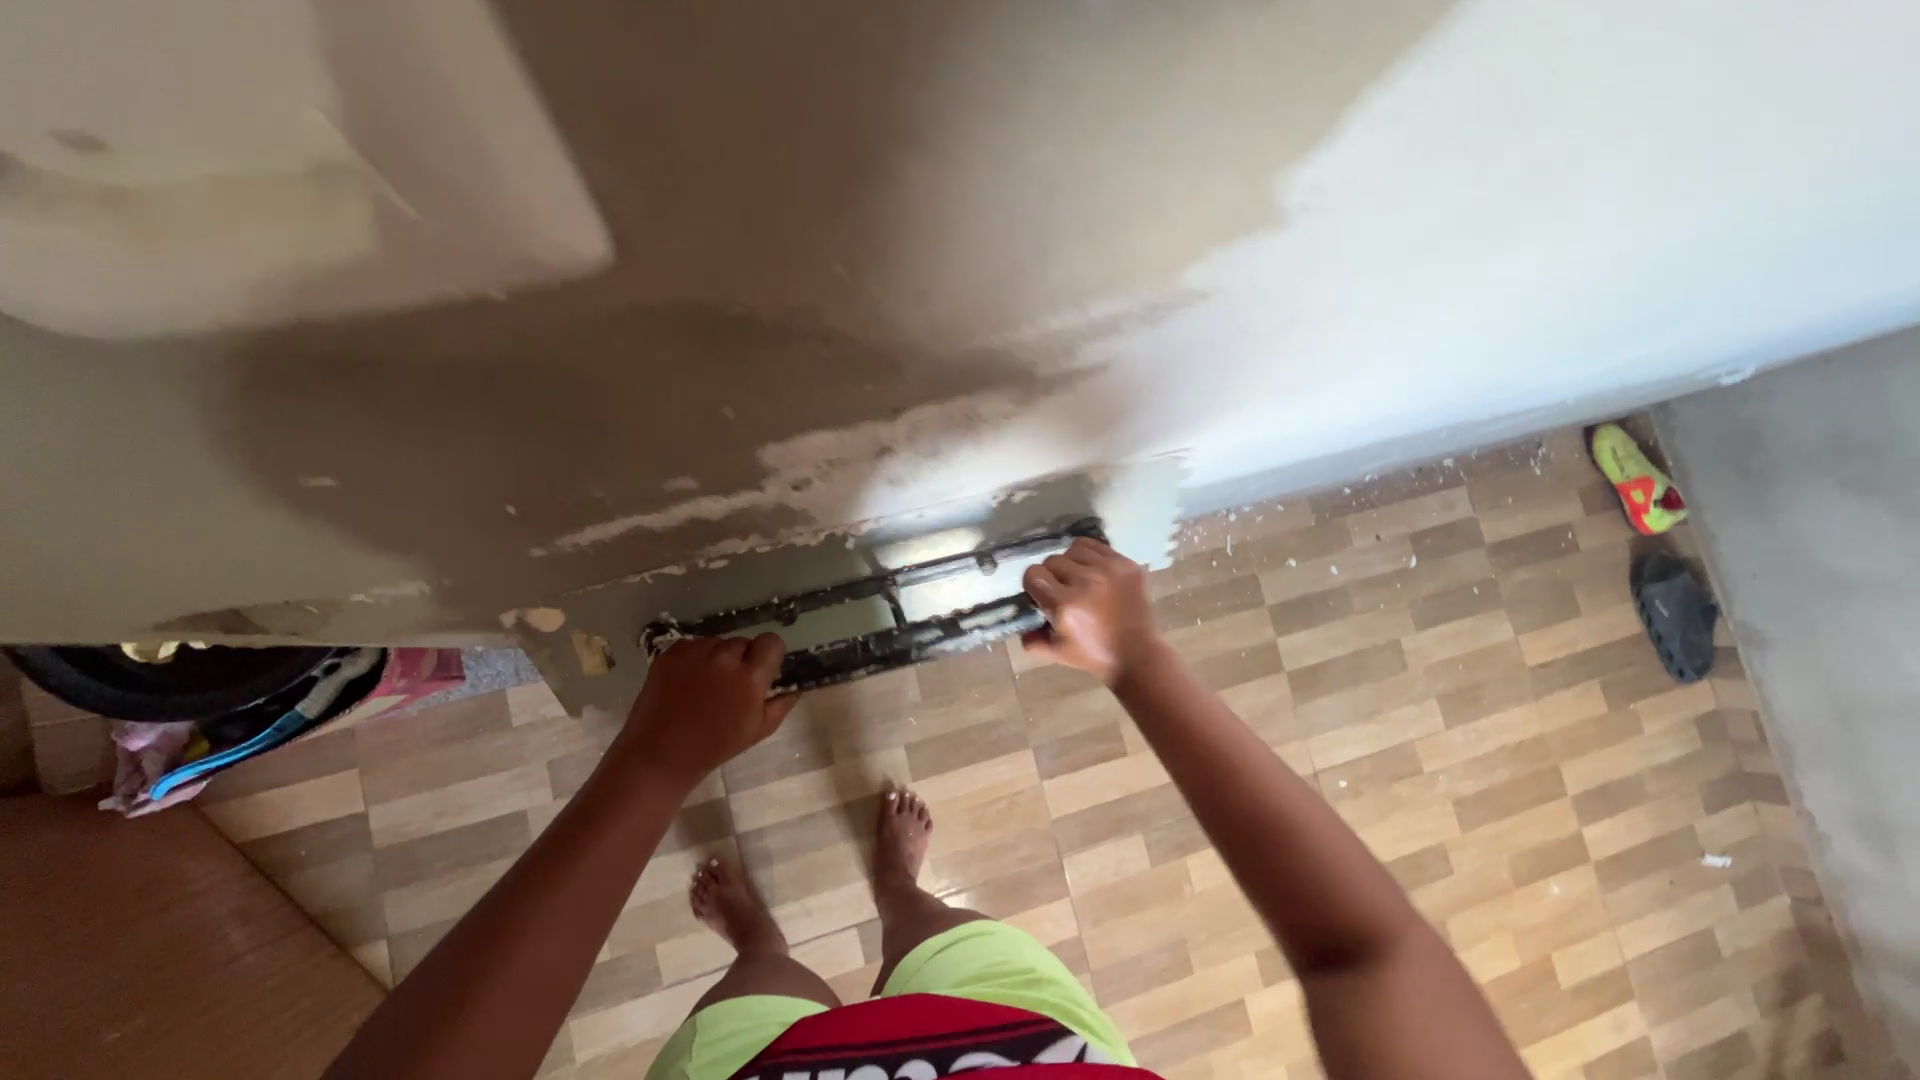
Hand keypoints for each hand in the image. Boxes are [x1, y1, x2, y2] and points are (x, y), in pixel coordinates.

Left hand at [613, 634, 796, 787]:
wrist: (660, 754)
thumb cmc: (714, 746)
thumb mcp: (758, 731)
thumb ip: (780, 704)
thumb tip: (793, 687)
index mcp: (749, 678)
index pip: (771, 642)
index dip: (769, 654)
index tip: (761, 670)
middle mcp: (724, 659)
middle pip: (743, 641)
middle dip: (742, 658)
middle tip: (731, 684)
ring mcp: (694, 653)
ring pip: (717, 642)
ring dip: (718, 656)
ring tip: (706, 683)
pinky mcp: (670, 654)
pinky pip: (692, 645)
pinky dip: (694, 658)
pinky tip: (688, 681)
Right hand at [1020, 538, 1160, 684]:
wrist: (1136, 654)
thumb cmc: (1092, 654)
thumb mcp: (1054, 652)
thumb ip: (1029, 637)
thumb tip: (1020, 617)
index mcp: (1065, 605)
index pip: (1033, 574)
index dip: (1034, 585)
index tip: (1042, 595)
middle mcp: (1085, 582)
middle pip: (1052, 560)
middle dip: (1052, 576)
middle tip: (1063, 591)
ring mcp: (1109, 570)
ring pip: (1073, 549)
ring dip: (1071, 563)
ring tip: (1079, 579)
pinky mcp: (1126, 565)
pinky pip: (1097, 546)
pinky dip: (1091, 556)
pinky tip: (1095, 572)